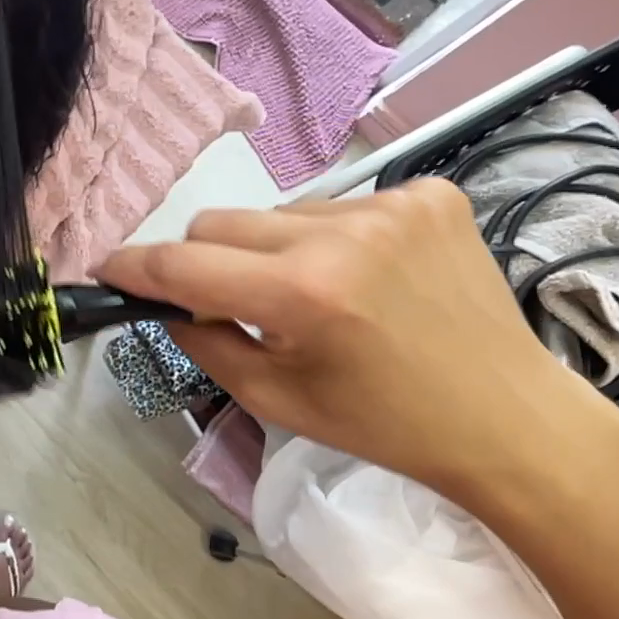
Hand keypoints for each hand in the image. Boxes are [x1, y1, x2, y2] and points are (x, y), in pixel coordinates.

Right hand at [96, 179, 618, 499]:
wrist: (511, 420)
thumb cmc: (382, 424)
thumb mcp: (272, 397)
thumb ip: (201, 340)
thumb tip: (163, 300)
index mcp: (302, 295)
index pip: (183, 264)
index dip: (134, 266)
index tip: (106, 268)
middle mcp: (342, 234)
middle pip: (217, 222)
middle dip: (206, 261)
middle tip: (233, 301)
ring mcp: (392, 205)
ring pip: (276, 212)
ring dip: (273, 248)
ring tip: (317, 292)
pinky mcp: (429, 193)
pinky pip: (336, 203)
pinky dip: (330, 239)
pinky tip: (368, 275)